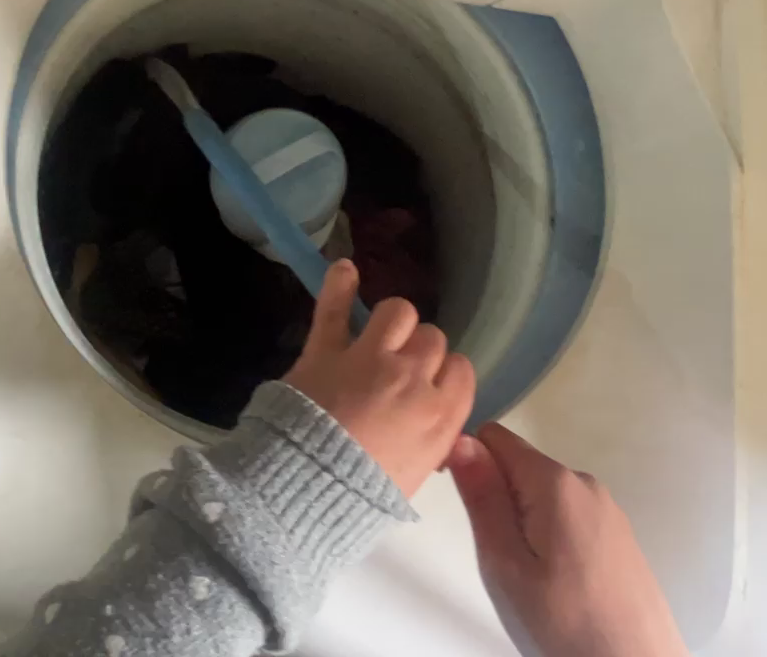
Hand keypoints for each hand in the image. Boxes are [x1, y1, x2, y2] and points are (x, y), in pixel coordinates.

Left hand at [282, 259, 474, 496]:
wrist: (306, 491)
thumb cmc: (360, 498)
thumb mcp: (412, 481)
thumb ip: (432, 445)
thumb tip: (440, 430)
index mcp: (440, 415)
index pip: (460, 369)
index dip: (443, 373)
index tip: (428, 384)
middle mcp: (412, 377)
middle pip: (431, 339)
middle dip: (418, 350)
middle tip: (396, 371)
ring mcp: (368, 358)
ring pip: (398, 311)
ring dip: (393, 321)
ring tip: (379, 334)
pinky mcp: (326, 349)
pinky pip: (335, 306)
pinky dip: (339, 284)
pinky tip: (345, 269)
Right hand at [447, 424, 687, 656]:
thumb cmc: (566, 623)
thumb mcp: (506, 564)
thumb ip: (483, 497)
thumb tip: (461, 439)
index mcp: (554, 481)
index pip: (492, 437)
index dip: (469, 461)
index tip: (469, 510)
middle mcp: (583, 481)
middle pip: (518, 465)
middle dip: (499, 499)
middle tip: (504, 559)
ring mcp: (607, 508)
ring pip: (541, 493)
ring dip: (525, 521)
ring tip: (533, 577)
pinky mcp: (620, 534)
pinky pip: (568, 514)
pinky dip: (552, 535)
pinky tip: (562, 583)